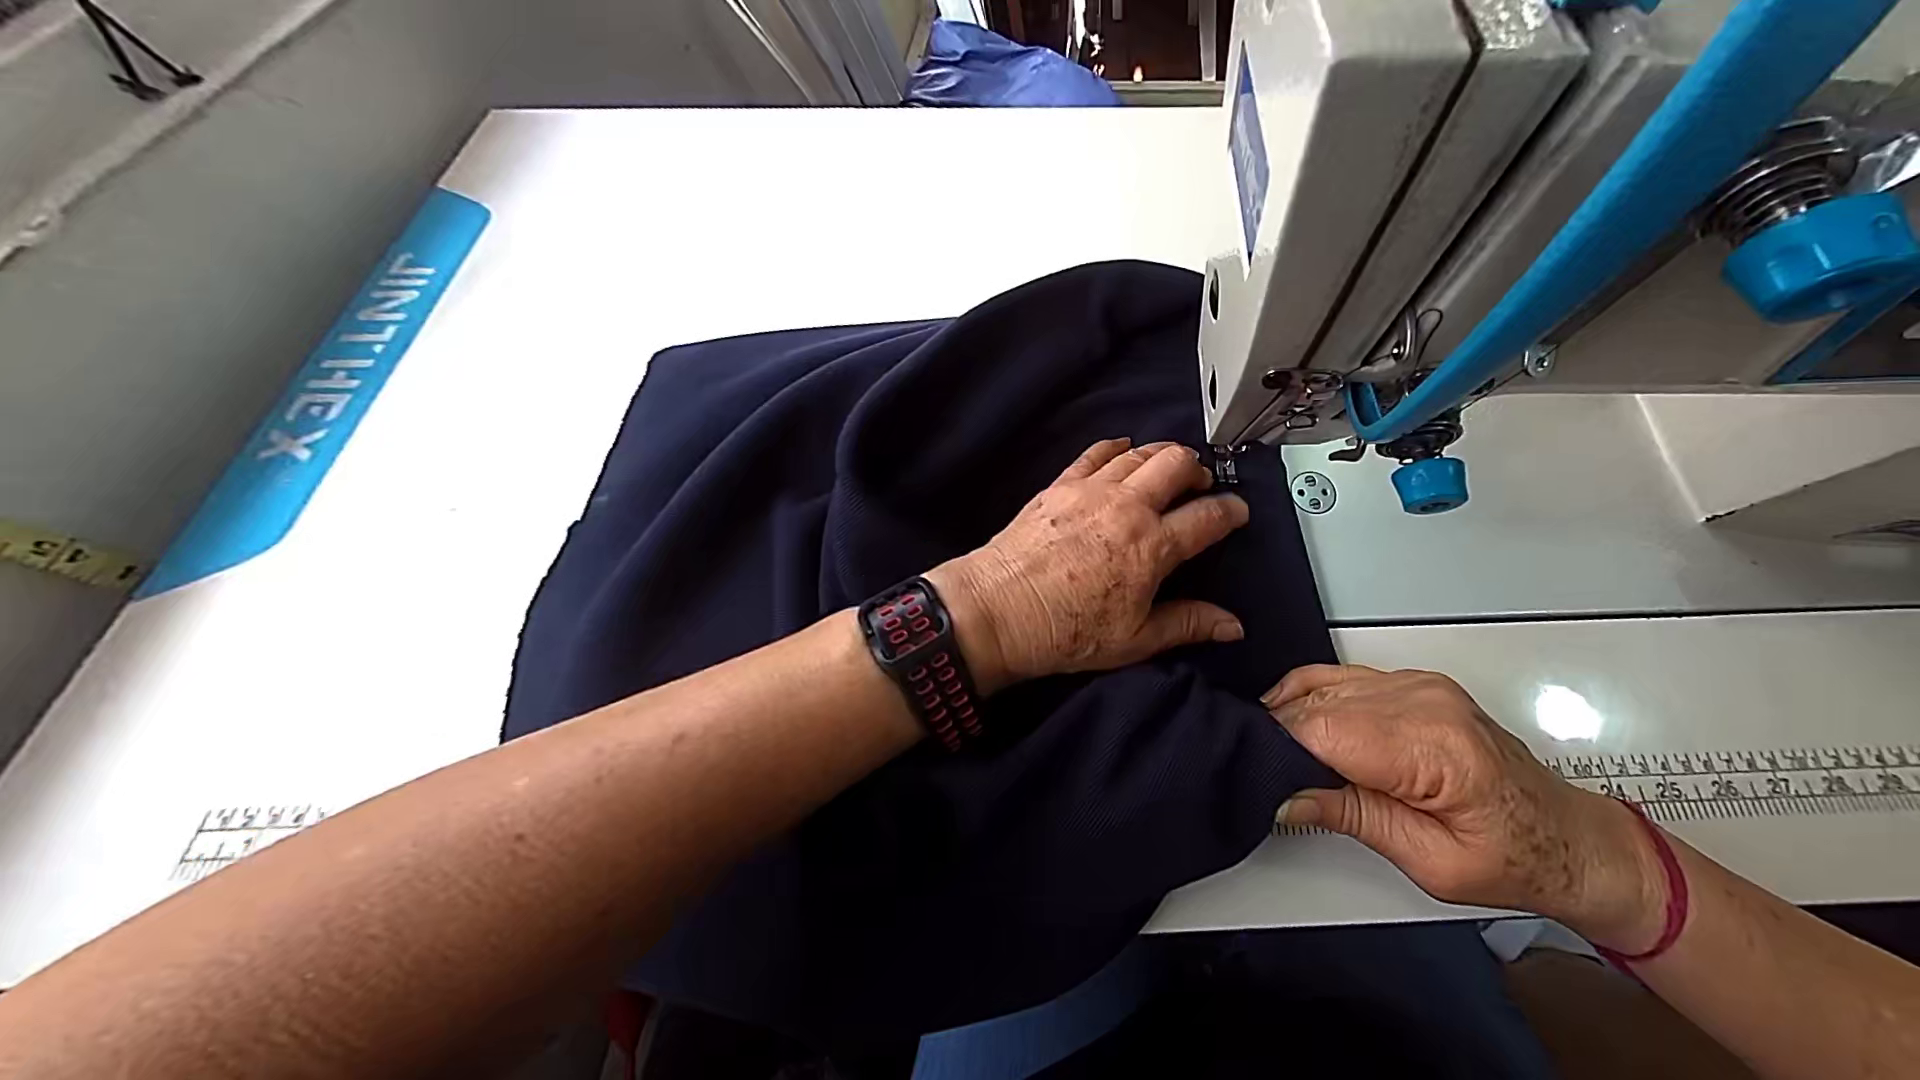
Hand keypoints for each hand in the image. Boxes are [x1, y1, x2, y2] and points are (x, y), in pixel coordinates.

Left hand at [925, 438, 1249, 694]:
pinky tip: (1122, 449)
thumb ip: (1187, 624)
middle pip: (1178, 464)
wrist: (998, 611)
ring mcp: (1091, 492)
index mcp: (1152, 547)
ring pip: (1140, 453)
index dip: (1231, 511)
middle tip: (1199, 486)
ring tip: (1168, 468)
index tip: (1235, 512)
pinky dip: (1115, 447)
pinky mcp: (1059, 486)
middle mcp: (1127, 508)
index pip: (1208, 516)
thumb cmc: (1065, 631)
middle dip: (1197, 471)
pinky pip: (1095, 453)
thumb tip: (1230, 626)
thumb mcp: (1135, 639)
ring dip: (1162, 455)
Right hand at [1264, 664, 1668, 952]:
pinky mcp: (1410, 683)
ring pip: (1320, 687)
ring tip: (1279, 754)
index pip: (1324, 730)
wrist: (1569, 838)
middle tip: (1267, 774)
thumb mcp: (1428, 860)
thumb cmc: (1516, 857)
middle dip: (1282, 738)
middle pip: (1317, 705)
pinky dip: (1308, 695)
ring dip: (1291, 718)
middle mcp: (1426, 703)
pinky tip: (1291, 715)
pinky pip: (1338, 676)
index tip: (1264, 778)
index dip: (1282, 752)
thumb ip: (1350, 817)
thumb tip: (1284, 797)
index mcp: (1436, 748)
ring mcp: (1418, 686)